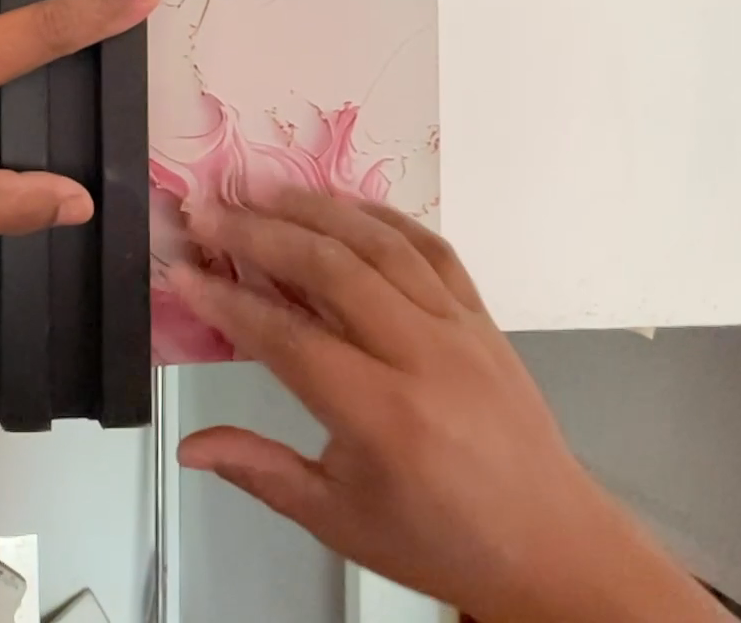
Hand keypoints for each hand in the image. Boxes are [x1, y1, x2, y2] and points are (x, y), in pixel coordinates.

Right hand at [169, 189, 723, 621]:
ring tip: (260, 190)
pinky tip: (338, 204)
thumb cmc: (438, 540)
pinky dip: (380, 216)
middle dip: (257, 234)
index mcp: (381, 416)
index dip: (225, 302)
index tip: (180, 272)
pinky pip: (430, 247)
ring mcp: (459, 328)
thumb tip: (187, 446)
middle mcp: (423, 358)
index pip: (286, 338)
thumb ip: (259, 471)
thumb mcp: (337, 519)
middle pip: (329, 271)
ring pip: (377, 246)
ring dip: (313, 209)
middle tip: (207, 212)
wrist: (559, 550)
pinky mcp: (481, 316)